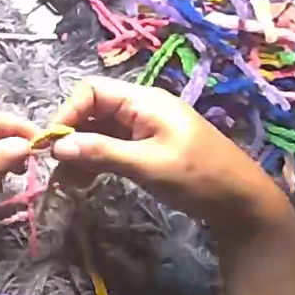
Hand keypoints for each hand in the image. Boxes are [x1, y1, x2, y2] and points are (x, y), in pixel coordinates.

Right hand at [49, 77, 294, 245]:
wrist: (243, 203)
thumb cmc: (198, 178)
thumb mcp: (147, 165)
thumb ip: (102, 152)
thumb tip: (57, 145)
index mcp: (144, 101)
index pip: (91, 91)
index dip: (67, 113)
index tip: (52, 144)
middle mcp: (141, 108)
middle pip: (92, 110)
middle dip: (71, 136)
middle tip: (57, 168)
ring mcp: (144, 128)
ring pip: (98, 131)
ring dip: (80, 153)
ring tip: (69, 182)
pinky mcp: (146, 147)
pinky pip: (111, 147)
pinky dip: (95, 161)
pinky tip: (85, 182)